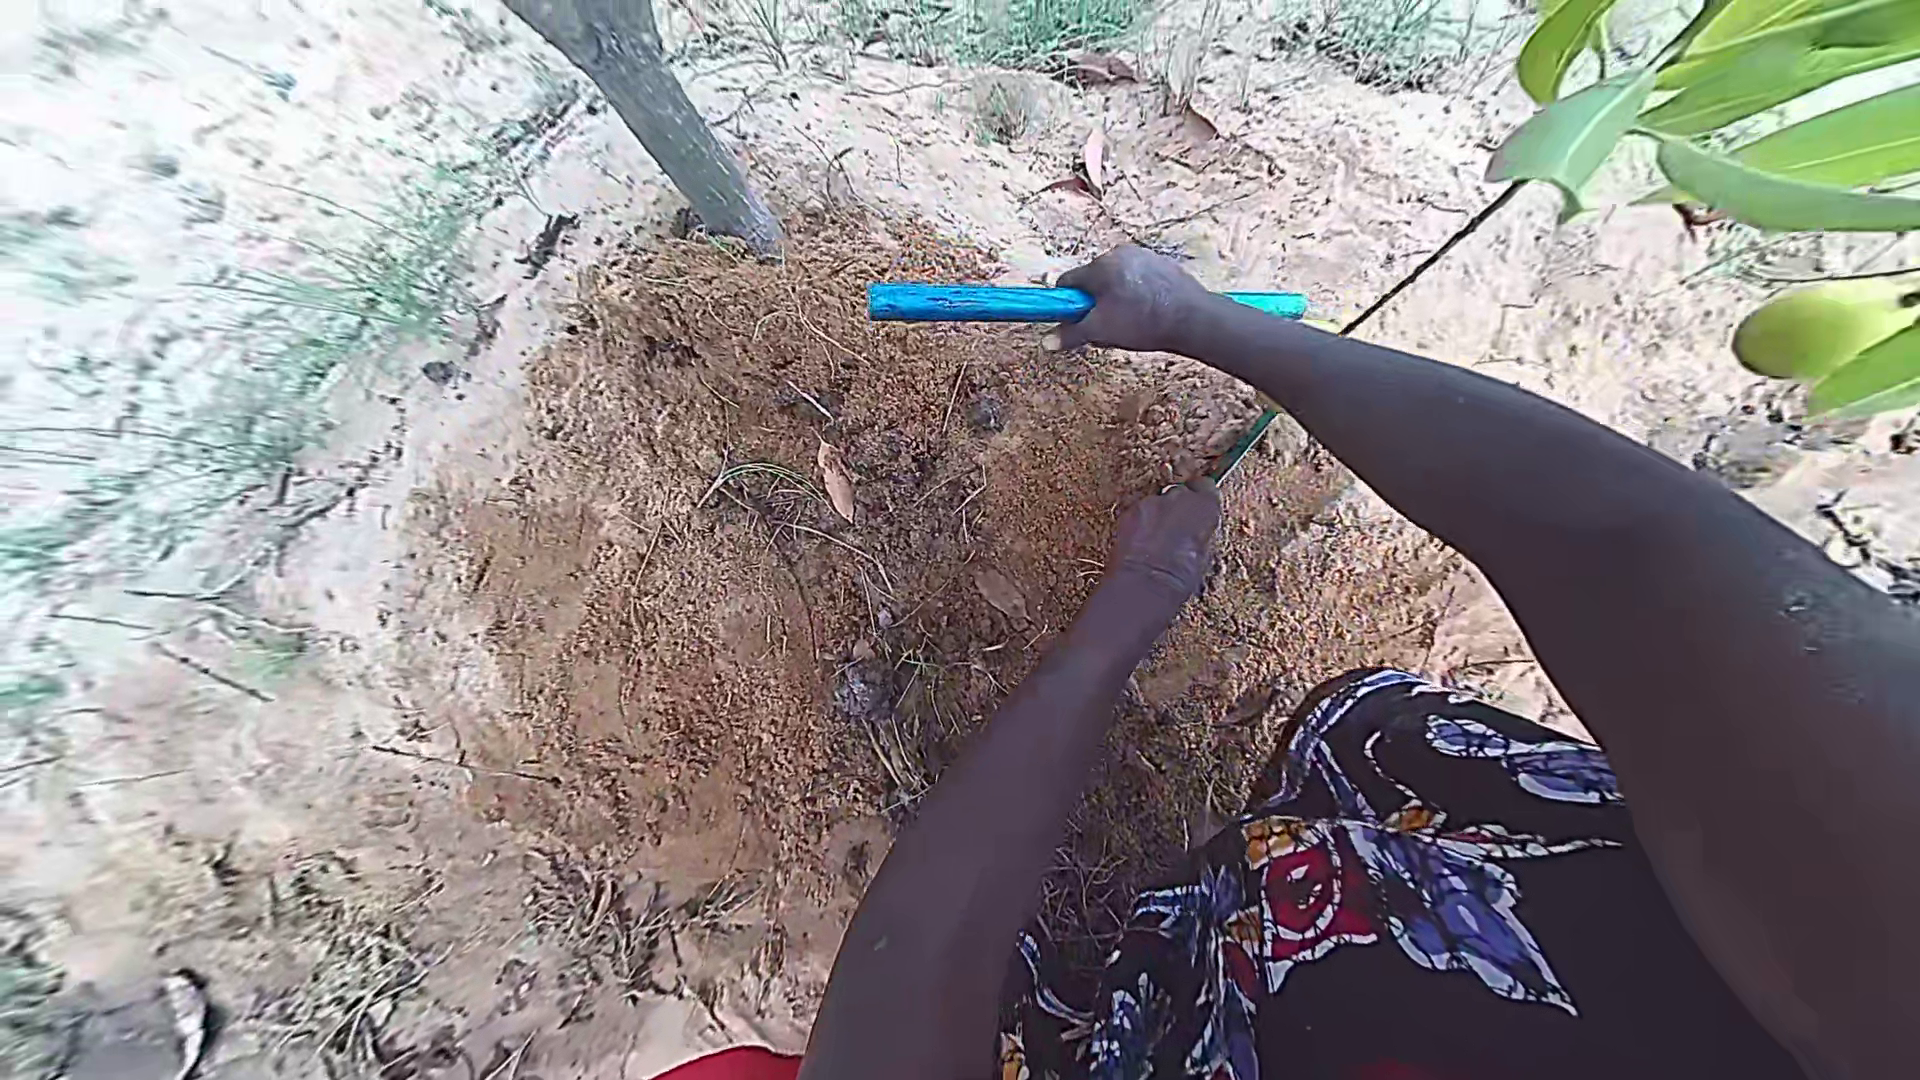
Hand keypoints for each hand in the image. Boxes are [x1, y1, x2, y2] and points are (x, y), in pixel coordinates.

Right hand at [1043, 246, 1215, 353]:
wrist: (1192, 318)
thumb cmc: (1142, 322)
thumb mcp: (1100, 331)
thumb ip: (1071, 334)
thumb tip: (1047, 342)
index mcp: (1100, 267)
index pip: (1067, 281)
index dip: (1066, 303)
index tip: (1072, 320)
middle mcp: (1119, 254)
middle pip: (1092, 279)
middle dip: (1092, 302)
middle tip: (1103, 326)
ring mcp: (1143, 256)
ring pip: (1115, 279)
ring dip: (1113, 299)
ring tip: (1126, 323)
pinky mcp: (1161, 264)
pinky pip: (1136, 278)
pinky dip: (1133, 294)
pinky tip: (1144, 314)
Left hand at [1107, 479, 1220, 603]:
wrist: (1146, 582)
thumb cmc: (1182, 576)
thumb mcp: (1206, 554)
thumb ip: (1202, 533)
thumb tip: (1196, 534)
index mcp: (1204, 505)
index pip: (1205, 487)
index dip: (1200, 498)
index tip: (1197, 509)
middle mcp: (1178, 497)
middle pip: (1178, 493)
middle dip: (1176, 509)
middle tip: (1174, 531)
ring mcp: (1150, 502)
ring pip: (1155, 504)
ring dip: (1155, 517)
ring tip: (1154, 541)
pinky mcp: (1128, 512)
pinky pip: (1137, 513)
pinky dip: (1138, 524)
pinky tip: (1138, 543)